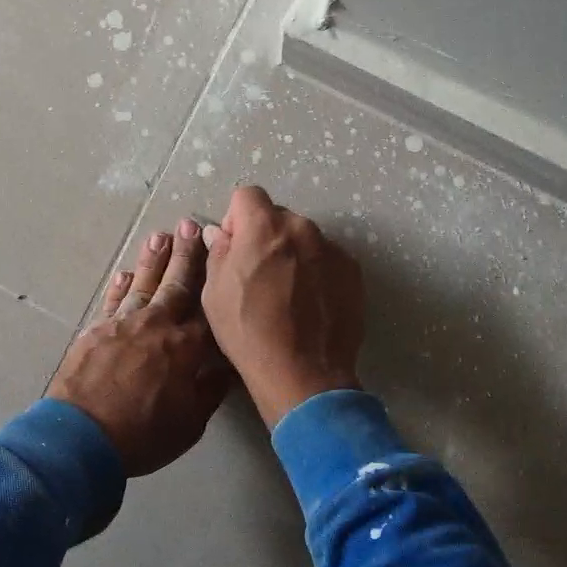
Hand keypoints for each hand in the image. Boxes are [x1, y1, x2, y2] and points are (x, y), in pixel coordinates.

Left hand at [47, 219, 231, 476]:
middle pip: (177, 284)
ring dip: (153, 260)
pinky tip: (125, 274)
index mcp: (187, 347)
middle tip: (190, 225)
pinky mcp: (96, 330)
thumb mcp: (190, 423)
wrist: (82, 435)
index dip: (217, 282)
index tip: (224, 256)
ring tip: (160, 236)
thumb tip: (227, 368)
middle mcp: (158, 325)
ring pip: (144, 284)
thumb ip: (209, 391)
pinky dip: (121, 286)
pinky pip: (113, 300)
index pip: (210, 309)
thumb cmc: (143, 434)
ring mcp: (124, 324)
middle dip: (186, 255)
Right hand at [200, 186, 364, 426]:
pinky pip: (327, 261)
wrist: (303, 372)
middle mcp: (302, 228)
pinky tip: (308, 306)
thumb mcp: (214, 292)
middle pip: (278, 218)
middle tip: (258, 275)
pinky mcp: (353, 272)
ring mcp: (332, 249)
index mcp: (265, 226)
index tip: (234, 248)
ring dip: (293, 255)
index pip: (247, 194)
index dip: (236, 218)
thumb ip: (218, 252)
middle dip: (266, 236)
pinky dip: (316, 273)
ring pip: (304, 240)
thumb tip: (221, 234)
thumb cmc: (248, 331)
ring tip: (286, 295)